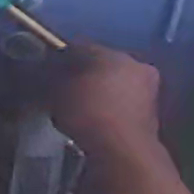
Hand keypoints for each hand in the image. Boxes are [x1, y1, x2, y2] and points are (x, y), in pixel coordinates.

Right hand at [52, 42, 164, 165]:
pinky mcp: (151, 107)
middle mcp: (135, 64)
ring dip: (94, 86)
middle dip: (79, 71)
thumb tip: (42, 69)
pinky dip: (105, 100)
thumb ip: (49, 75)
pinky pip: (121, 96)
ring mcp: (148, 86)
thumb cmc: (86, 112)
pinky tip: (90, 112)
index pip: (79, 47)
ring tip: (73, 100)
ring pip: (112, 79)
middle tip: (58, 84)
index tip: (41, 68)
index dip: (56, 56)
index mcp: (114, 55)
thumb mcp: (55, 91)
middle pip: (99, 62)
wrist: (121, 147)